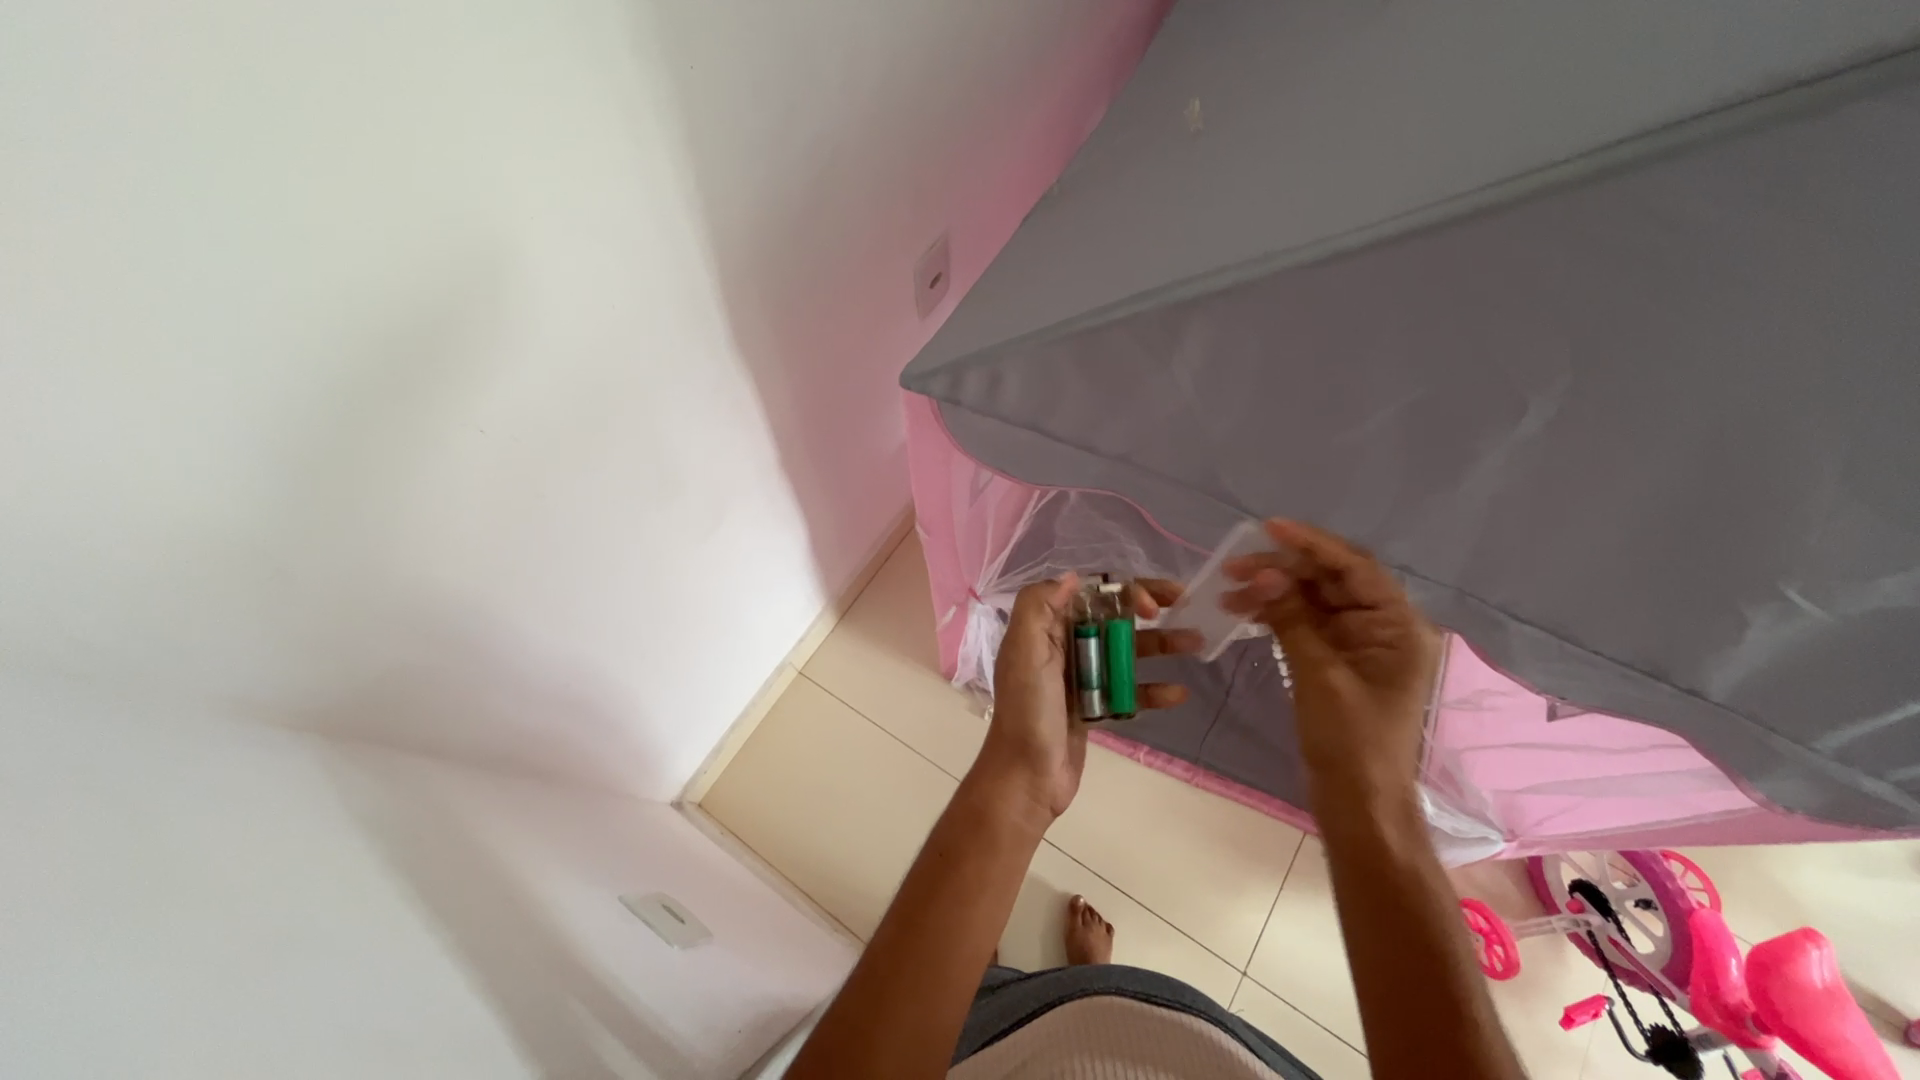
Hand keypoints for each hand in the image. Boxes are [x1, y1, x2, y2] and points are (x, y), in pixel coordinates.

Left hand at [975, 576, 1198, 821]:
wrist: (1026, 776)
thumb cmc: (1027, 711)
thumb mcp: (1024, 651)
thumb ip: (1039, 607)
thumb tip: (1074, 576)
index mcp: (1045, 628)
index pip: (1092, 595)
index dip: (1125, 591)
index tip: (1154, 605)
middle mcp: (1062, 647)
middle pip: (1113, 618)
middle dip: (1150, 610)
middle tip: (1188, 609)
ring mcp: (1081, 677)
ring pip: (1127, 651)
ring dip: (1161, 645)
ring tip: (1197, 643)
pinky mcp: (1094, 706)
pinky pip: (1129, 689)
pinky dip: (1153, 689)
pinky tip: (1179, 693)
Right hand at [1221, 520, 1440, 790]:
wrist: (1359, 802)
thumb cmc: (1351, 740)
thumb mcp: (1320, 676)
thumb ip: (1293, 620)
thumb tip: (1266, 574)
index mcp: (1398, 626)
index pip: (1355, 568)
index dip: (1312, 544)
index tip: (1269, 528)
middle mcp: (1383, 627)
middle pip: (1332, 580)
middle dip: (1284, 568)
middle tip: (1234, 566)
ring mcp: (1360, 645)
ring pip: (1315, 601)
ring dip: (1275, 591)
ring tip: (1230, 590)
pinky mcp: (1338, 662)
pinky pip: (1307, 624)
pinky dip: (1278, 615)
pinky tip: (1246, 612)